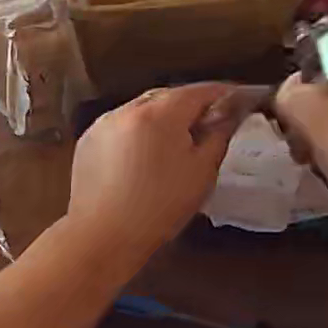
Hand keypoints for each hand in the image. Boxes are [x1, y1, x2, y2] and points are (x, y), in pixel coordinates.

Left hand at [64, 82, 237, 264]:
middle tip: (210, 122)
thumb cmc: (160, 207)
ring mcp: (103, 123)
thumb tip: (228, 113)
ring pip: (141, 110)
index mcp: (160, 113)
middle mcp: (128, 109)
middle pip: (168, 96)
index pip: (199, 90)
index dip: (223, 93)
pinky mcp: (88, 141)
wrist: (103, 236)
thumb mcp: (202, 172)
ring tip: (176, 140)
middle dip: (190, 105)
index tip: (239, 99)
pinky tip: (143, 154)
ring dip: (161, 118)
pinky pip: (120, 126)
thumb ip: (218, 135)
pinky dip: (137, 132)